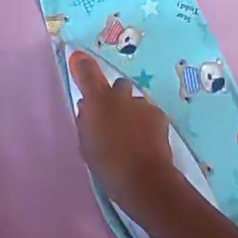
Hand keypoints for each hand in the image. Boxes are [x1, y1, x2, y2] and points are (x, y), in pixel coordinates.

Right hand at [67, 50, 181, 215]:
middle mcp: (120, 95)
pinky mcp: (160, 117)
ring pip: (134, 102)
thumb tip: (86, 105)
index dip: (83, 65)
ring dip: (131, 112)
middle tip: (109, 118)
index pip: (89, 72)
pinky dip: (145, 123)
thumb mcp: (85, 143)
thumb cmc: (106, 162)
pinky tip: (144, 140)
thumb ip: (84, 119)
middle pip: (117, 87)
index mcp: (97, 100)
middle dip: (114, 97)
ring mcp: (142, 105)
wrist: (142, 180)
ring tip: (129, 135)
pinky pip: (148, 115)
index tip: (78, 58)